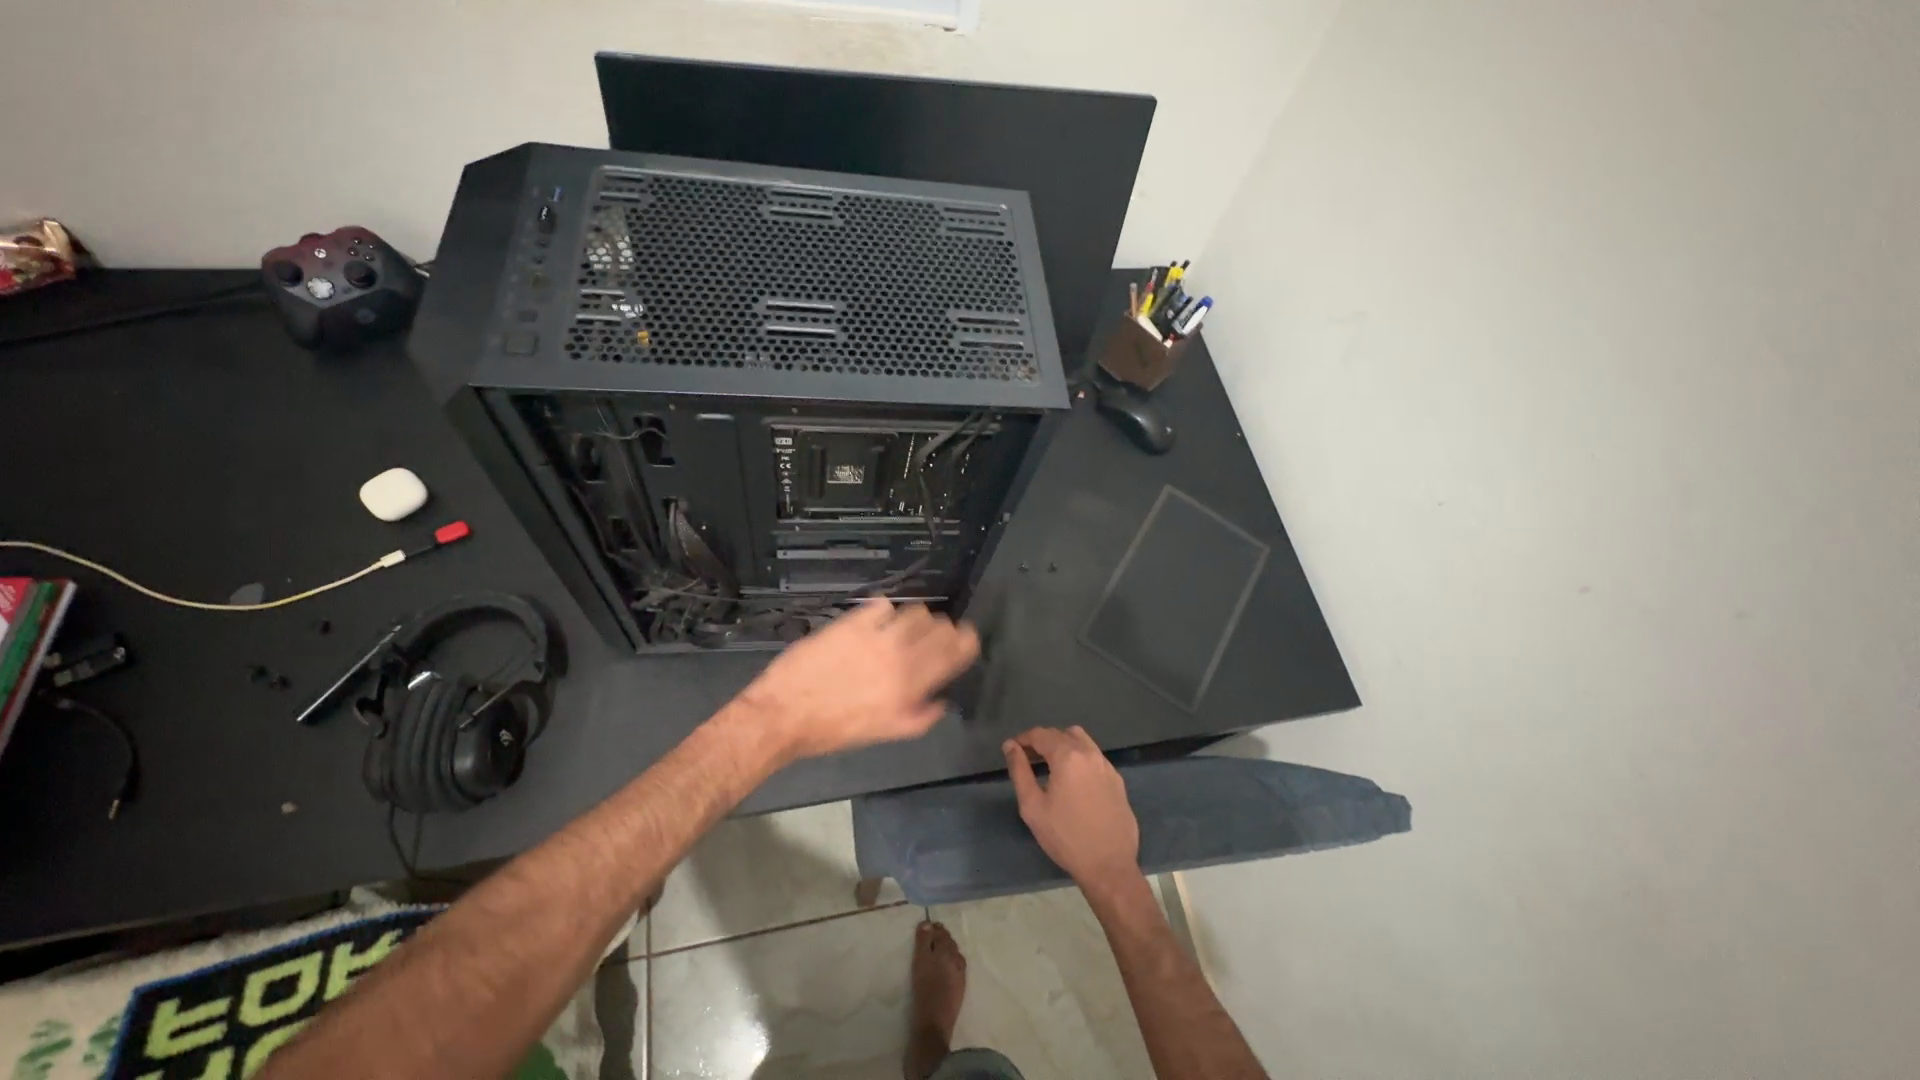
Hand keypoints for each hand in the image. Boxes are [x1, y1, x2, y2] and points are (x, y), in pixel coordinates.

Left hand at [736, 600, 978, 762]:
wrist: (785, 715)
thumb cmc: (834, 730)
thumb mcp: (885, 733)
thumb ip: (919, 718)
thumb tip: (940, 702)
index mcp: (910, 687)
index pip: (954, 654)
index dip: (966, 642)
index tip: (967, 639)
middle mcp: (898, 657)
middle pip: (939, 629)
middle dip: (945, 630)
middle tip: (940, 634)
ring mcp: (874, 636)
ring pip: (914, 613)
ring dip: (918, 618)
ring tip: (910, 627)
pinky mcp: (850, 623)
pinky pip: (881, 606)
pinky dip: (886, 611)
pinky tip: (879, 620)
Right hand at [1003, 726, 1141, 895]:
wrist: (1109, 865)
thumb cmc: (1065, 837)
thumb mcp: (1032, 806)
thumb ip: (1019, 771)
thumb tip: (1011, 746)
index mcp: (1068, 757)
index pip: (1041, 734)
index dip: (1024, 738)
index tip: (1012, 750)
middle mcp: (1090, 754)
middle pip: (1062, 733)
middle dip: (1042, 741)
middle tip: (1028, 759)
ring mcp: (1107, 766)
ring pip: (1082, 741)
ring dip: (1063, 745)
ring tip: (1050, 766)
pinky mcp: (1117, 781)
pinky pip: (1095, 758)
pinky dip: (1079, 758)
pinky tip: (1073, 781)